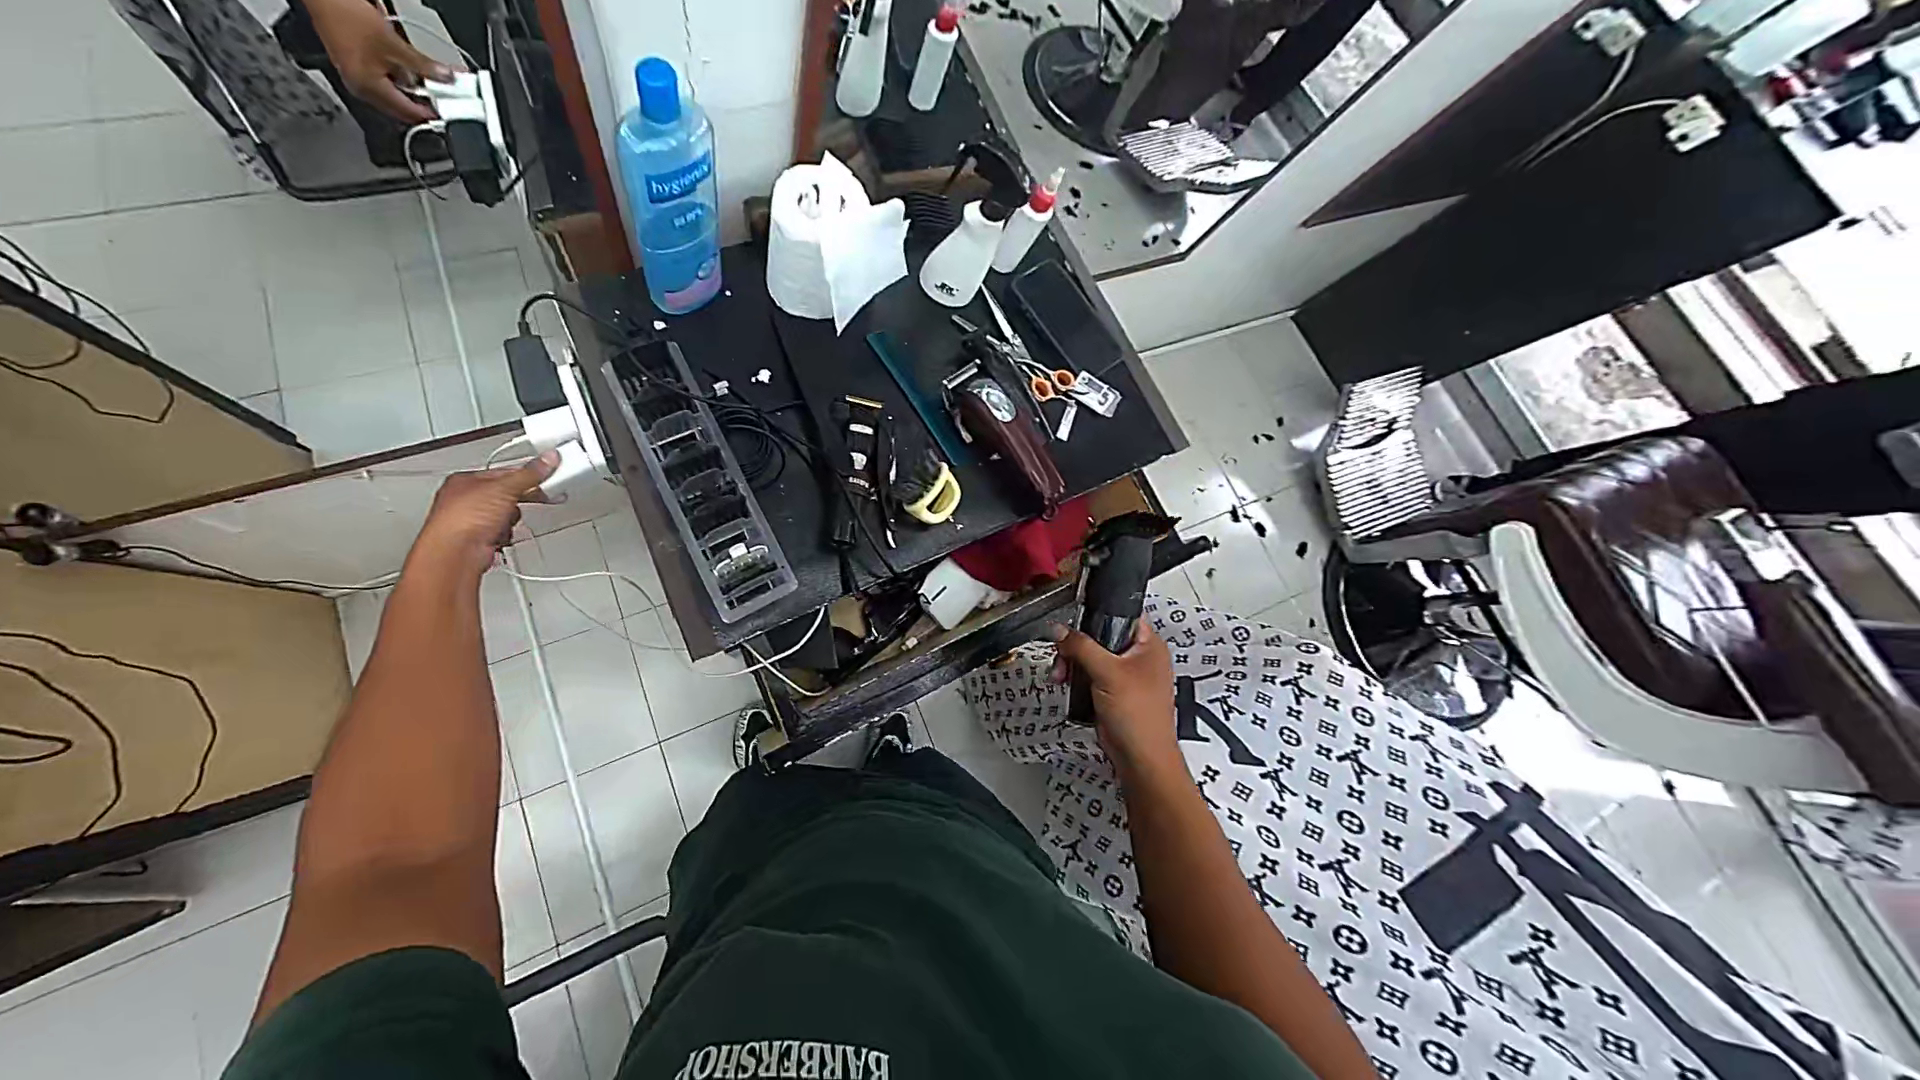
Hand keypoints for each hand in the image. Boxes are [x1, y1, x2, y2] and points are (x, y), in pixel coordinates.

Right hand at [306, 0, 452, 123]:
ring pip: (399, 92)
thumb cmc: (344, 14)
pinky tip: (410, 64)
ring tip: (430, 75)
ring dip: (416, 86)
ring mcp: (360, 77)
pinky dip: (402, 74)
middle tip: (444, 93)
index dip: (434, 112)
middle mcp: (363, 88)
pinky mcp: (359, 64)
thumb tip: (447, 79)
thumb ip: (424, 66)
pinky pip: (388, 78)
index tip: (451, 109)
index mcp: (369, 89)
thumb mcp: (393, 44)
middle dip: (426, 100)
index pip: (411, 114)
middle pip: (405, 106)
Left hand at [410, 452, 558, 576]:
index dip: (527, 473)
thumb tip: (547, 460)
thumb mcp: (504, 488)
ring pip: (506, 514)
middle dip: (521, 498)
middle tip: (542, 497)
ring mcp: (472, 519)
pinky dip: (505, 533)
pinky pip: (502, 531)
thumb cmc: (462, 519)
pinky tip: (500, 534)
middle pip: (506, 493)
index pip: (504, 471)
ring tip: (506, 520)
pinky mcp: (479, 538)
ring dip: (511, 519)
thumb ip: (530, 474)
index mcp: (465, 480)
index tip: (547, 475)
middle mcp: (465, 498)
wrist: (455, 554)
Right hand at [1050, 620, 1181, 774]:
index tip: (1075, 621)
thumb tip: (1060, 630)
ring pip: (1091, 657)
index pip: (1121, 615)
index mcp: (1149, 645)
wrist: (1140, 759)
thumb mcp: (1107, 672)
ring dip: (1073, 664)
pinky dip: (1076, 679)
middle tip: (1063, 656)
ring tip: (1061, 675)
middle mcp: (1139, 658)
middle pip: (1100, 637)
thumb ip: (1081, 646)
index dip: (1098, 615)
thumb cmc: (1140, 717)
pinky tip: (1066, 684)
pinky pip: (1089, 676)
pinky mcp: (1113, 692)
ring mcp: (1126, 676)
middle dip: (1076, 647)